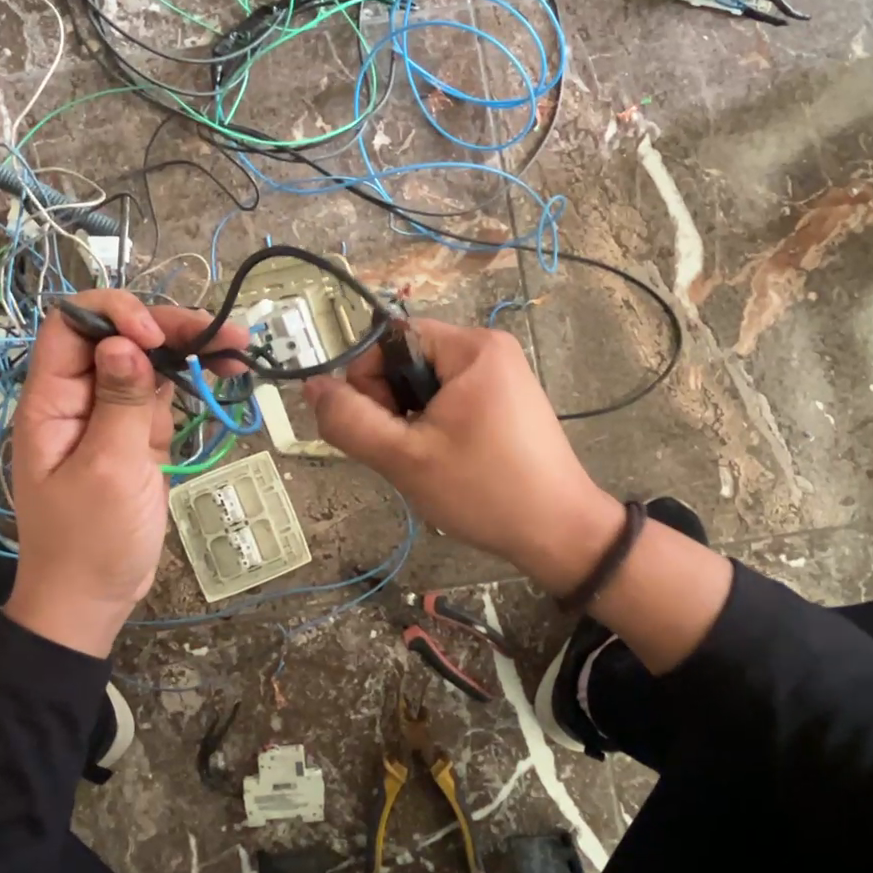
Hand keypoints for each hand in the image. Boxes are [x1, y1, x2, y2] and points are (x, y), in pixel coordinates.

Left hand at [7, 290, 246, 657]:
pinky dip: (192, 377)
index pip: (71, 325)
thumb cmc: (89, 541)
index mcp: (52, 399)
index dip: (114, 315)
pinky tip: (225, 369)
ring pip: (147, 359)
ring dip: (190, 346)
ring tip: (237, 346)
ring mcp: (110, 413)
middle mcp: (78, 395)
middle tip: (223, 335)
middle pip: (119, 336)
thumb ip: (120, 402)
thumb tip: (126, 343)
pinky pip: (162, 392)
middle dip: (168, 326)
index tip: (156, 337)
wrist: (92, 599)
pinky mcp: (136, 433)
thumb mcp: (108, 469)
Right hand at [304, 320, 623, 594]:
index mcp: (471, 347)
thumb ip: (349, 420)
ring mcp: (503, 374)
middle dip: (392, 404)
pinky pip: (450, 397)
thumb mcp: (404, 458)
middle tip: (405, 450)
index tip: (378, 427)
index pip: (389, 338)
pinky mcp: (508, 400)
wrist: (560, 534)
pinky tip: (447, 460)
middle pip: (407, 359)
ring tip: (428, 459)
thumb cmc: (483, 491)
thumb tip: (312, 386)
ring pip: (425, 383)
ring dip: (411, 419)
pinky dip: (435, 425)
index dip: (368, 380)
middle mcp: (489, 348)